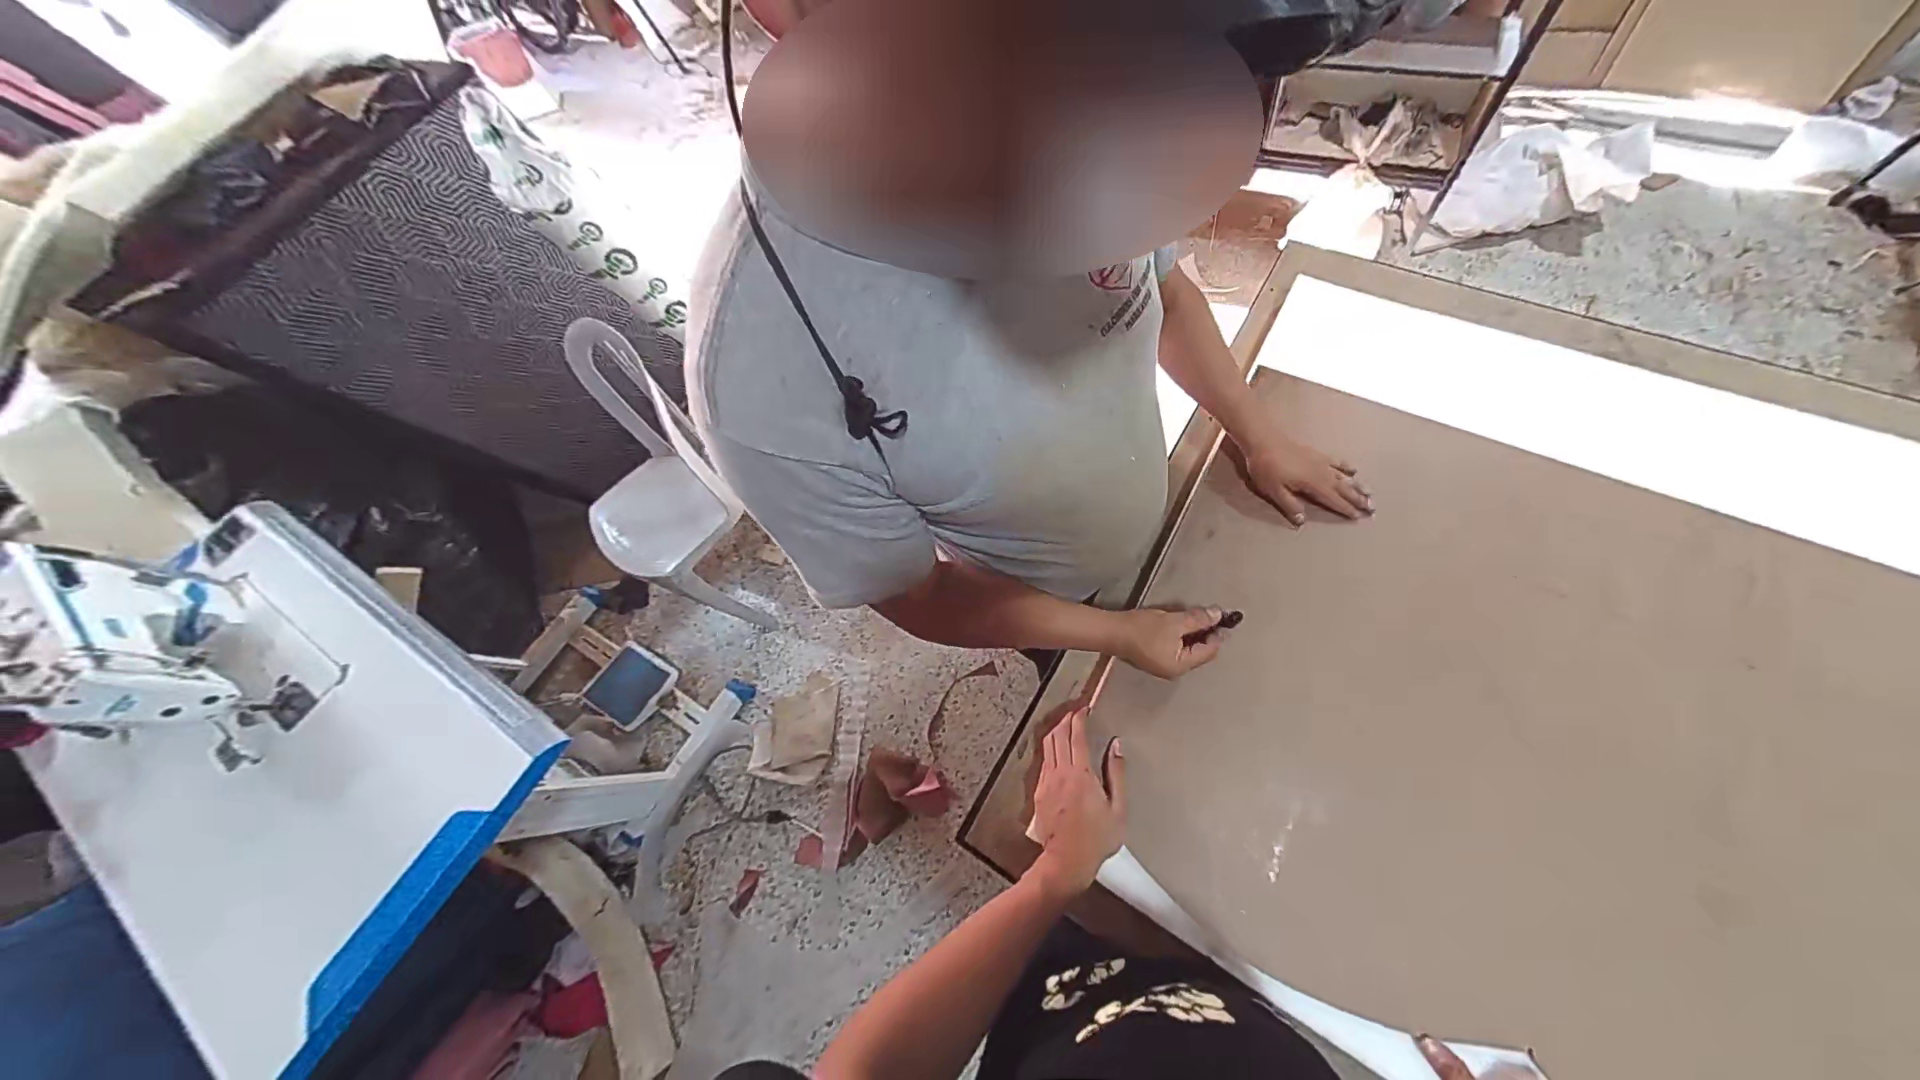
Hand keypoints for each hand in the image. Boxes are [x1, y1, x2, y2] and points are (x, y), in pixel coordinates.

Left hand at [1026, 705, 1125, 899]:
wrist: (1066, 860)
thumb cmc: (1096, 839)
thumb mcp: (1118, 808)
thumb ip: (1116, 773)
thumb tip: (1116, 746)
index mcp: (1081, 773)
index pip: (1077, 735)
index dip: (1079, 718)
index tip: (1084, 708)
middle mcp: (1060, 772)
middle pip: (1058, 735)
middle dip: (1066, 719)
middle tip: (1074, 712)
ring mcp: (1047, 781)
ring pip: (1048, 746)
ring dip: (1056, 731)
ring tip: (1065, 725)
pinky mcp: (1039, 791)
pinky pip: (1044, 761)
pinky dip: (1050, 749)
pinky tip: (1057, 751)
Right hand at [1113, 606, 1226, 678]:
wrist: (1111, 632)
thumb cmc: (1143, 629)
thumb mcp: (1173, 621)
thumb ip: (1197, 619)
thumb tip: (1218, 615)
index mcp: (1181, 665)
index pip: (1209, 650)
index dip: (1217, 634)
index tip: (1222, 617)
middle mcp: (1175, 670)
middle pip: (1199, 652)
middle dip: (1206, 634)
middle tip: (1209, 615)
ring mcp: (1163, 666)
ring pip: (1187, 650)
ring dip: (1193, 634)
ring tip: (1195, 618)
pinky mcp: (1154, 658)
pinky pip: (1176, 649)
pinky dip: (1181, 637)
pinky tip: (1179, 625)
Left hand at [1239, 425, 1370, 526]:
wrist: (1264, 441)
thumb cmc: (1266, 468)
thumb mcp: (1274, 491)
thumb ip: (1290, 506)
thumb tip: (1302, 521)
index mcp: (1313, 484)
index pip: (1333, 500)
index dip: (1345, 509)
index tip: (1359, 517)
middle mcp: (1322, 473)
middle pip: (1343, 489)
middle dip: (1358, 499)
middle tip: (1372, 508)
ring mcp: (1321, 462)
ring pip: (1344, 477)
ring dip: (1357, 486)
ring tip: (1370, 493)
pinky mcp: (1317, 454)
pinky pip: (1337, 462)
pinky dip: (1347, 468)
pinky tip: (1353, 471)